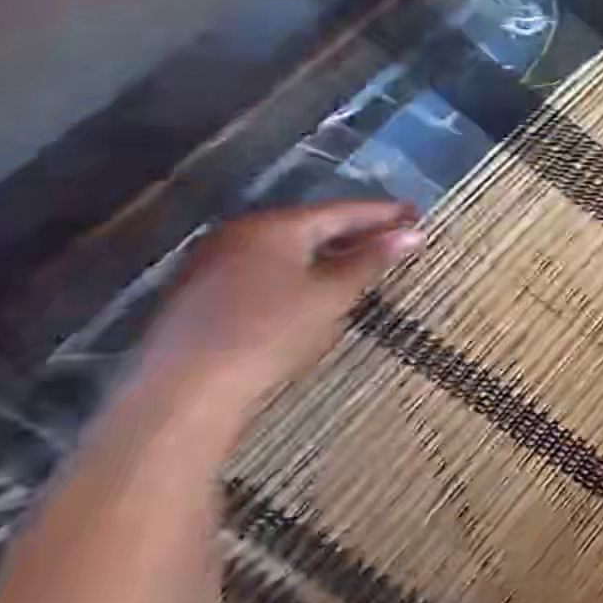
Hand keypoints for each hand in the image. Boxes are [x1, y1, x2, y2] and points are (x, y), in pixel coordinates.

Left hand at [137, 201, 422, 409]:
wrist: (184, 391)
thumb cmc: (268, 334)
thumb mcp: (331, 296)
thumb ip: (371, 261)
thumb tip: (412, 234)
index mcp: (273, 226)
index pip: (342, 210)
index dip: (383, 213)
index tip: (417, 214)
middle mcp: (240, 232)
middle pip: (313, 224)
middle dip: (358, 231)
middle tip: (397, 236)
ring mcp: (216, 260)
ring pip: (289, 246)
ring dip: (331, 252)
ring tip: (367, 260)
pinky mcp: (204, 290)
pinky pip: (268, 265)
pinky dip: (302, 269)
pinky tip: (320, 285)